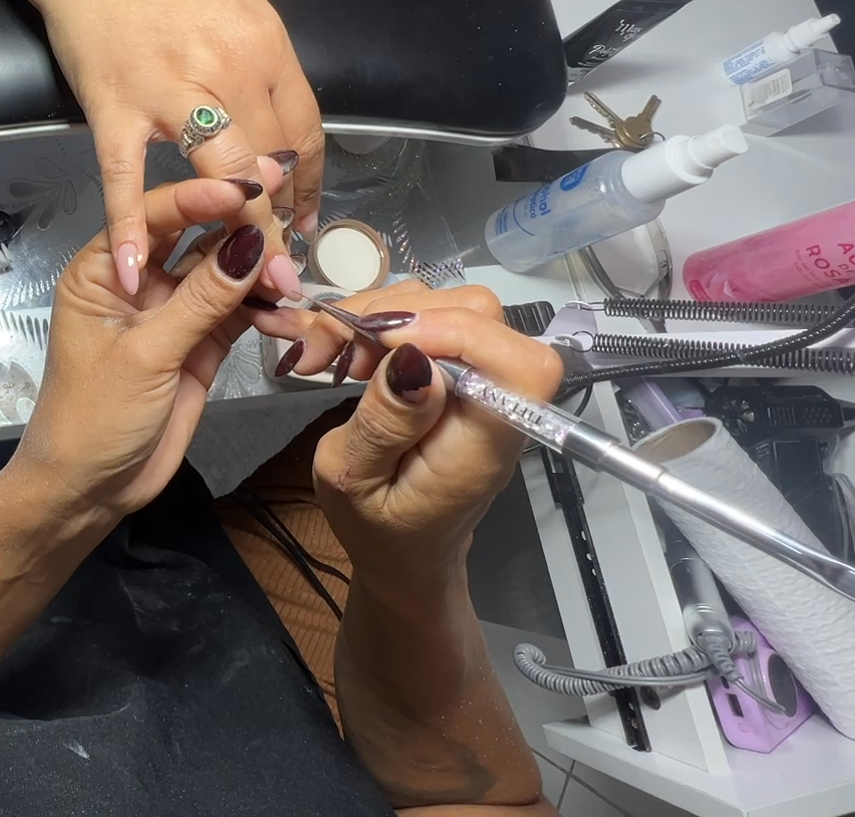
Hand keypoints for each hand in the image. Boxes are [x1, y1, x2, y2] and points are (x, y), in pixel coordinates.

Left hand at [14, 174, 280, 516]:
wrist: (91, 488)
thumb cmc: (94, 415)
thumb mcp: (145, 353)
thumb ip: (200, 301)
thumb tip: (251, 244)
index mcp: (104, 269)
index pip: (154, 216)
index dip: (200, 198)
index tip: (248, 187)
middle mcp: (140, 280)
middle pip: (195, 237)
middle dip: (239, 226)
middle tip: (286, 203)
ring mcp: (173, 311)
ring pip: (222, 274)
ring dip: (258, 271)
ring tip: (294, 270)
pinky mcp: (200, 343)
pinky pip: (237, 314)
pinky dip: (263, 311)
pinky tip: (288, 311)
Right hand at [22, 0, 323, 298]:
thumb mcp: (233, 8)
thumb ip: (257, 68)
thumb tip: (270, 128)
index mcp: (265, 43)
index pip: (304, 130)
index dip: (308, 186)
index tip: (305, 222)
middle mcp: (229, 68)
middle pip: (272, 163)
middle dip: (285, 226)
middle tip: (286, 275)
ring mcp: (170, 90)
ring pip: (221, 177)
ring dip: (238, 236)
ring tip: (247, 284)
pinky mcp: (114, 106)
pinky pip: (126, 178)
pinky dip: (130, 228)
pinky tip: (136, 269)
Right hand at [277, 283, 564, 577]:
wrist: (401, 550)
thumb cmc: (375, 527)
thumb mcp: (353, 481)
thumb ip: (383, 424)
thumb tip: (412, 360)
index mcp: (483, 443)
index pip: (517, 363)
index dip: (455, 330)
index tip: (380, 340)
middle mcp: (494, 402)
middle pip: (479, 314)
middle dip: (396, 314)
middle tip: (338, 350)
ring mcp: (478, 382)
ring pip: (449, 304)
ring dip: (380, 313)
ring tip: (337, 354)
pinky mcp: (455, 370)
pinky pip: (429, 316)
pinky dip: (380, 319)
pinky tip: (350, 350)